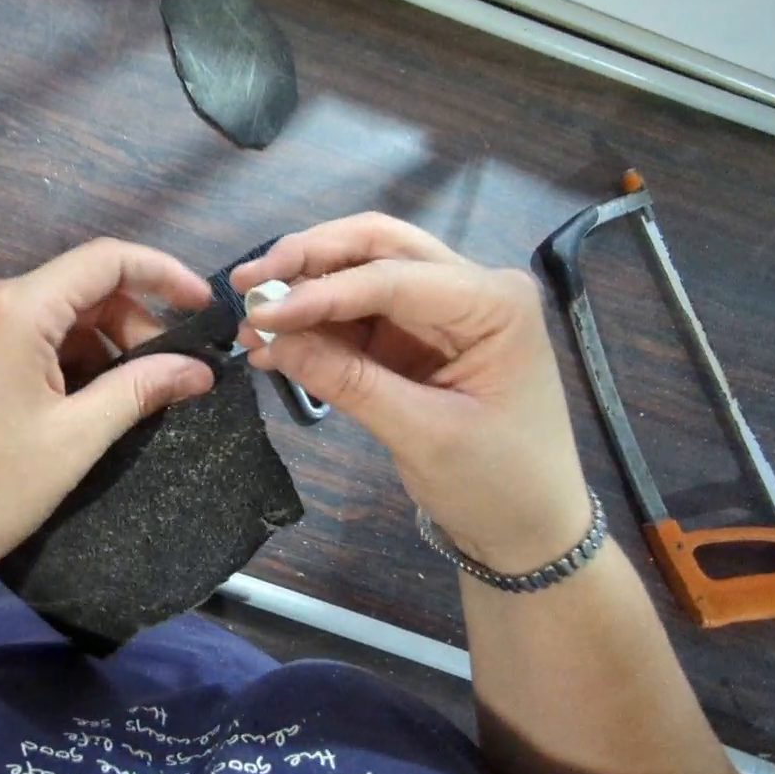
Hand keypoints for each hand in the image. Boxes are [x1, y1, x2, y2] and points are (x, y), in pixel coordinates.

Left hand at [0, 238, 216, 584]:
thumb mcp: (76, 438)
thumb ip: (141, 389)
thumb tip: (201, 369)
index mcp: (14, 307)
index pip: (105, 260)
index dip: (163, 275)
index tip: (206, 308)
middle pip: (82, 287)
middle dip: (133, 323)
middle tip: (170, 376)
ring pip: (59, 313)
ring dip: (104, 345)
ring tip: (133, 396)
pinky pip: (31, 334)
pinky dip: (69, 357)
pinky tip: (89, 399)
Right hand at [232, 214, 589, 571]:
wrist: (526, 526)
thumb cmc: (497, 483)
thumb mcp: (423, 435)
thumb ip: (348, 381)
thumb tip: (273, 339)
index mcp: (492, 303)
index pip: (392, 278)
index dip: (319, 293)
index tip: (258, 314)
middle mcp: (467, 287)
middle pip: (375, 247)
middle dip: (307, 258)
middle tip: (249, 281)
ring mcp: (437, 309)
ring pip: (358, 270)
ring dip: (301, 289)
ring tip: (248, 319)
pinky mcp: (409, 335)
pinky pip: (351, 314)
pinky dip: (310, 324)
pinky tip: (271, 345)